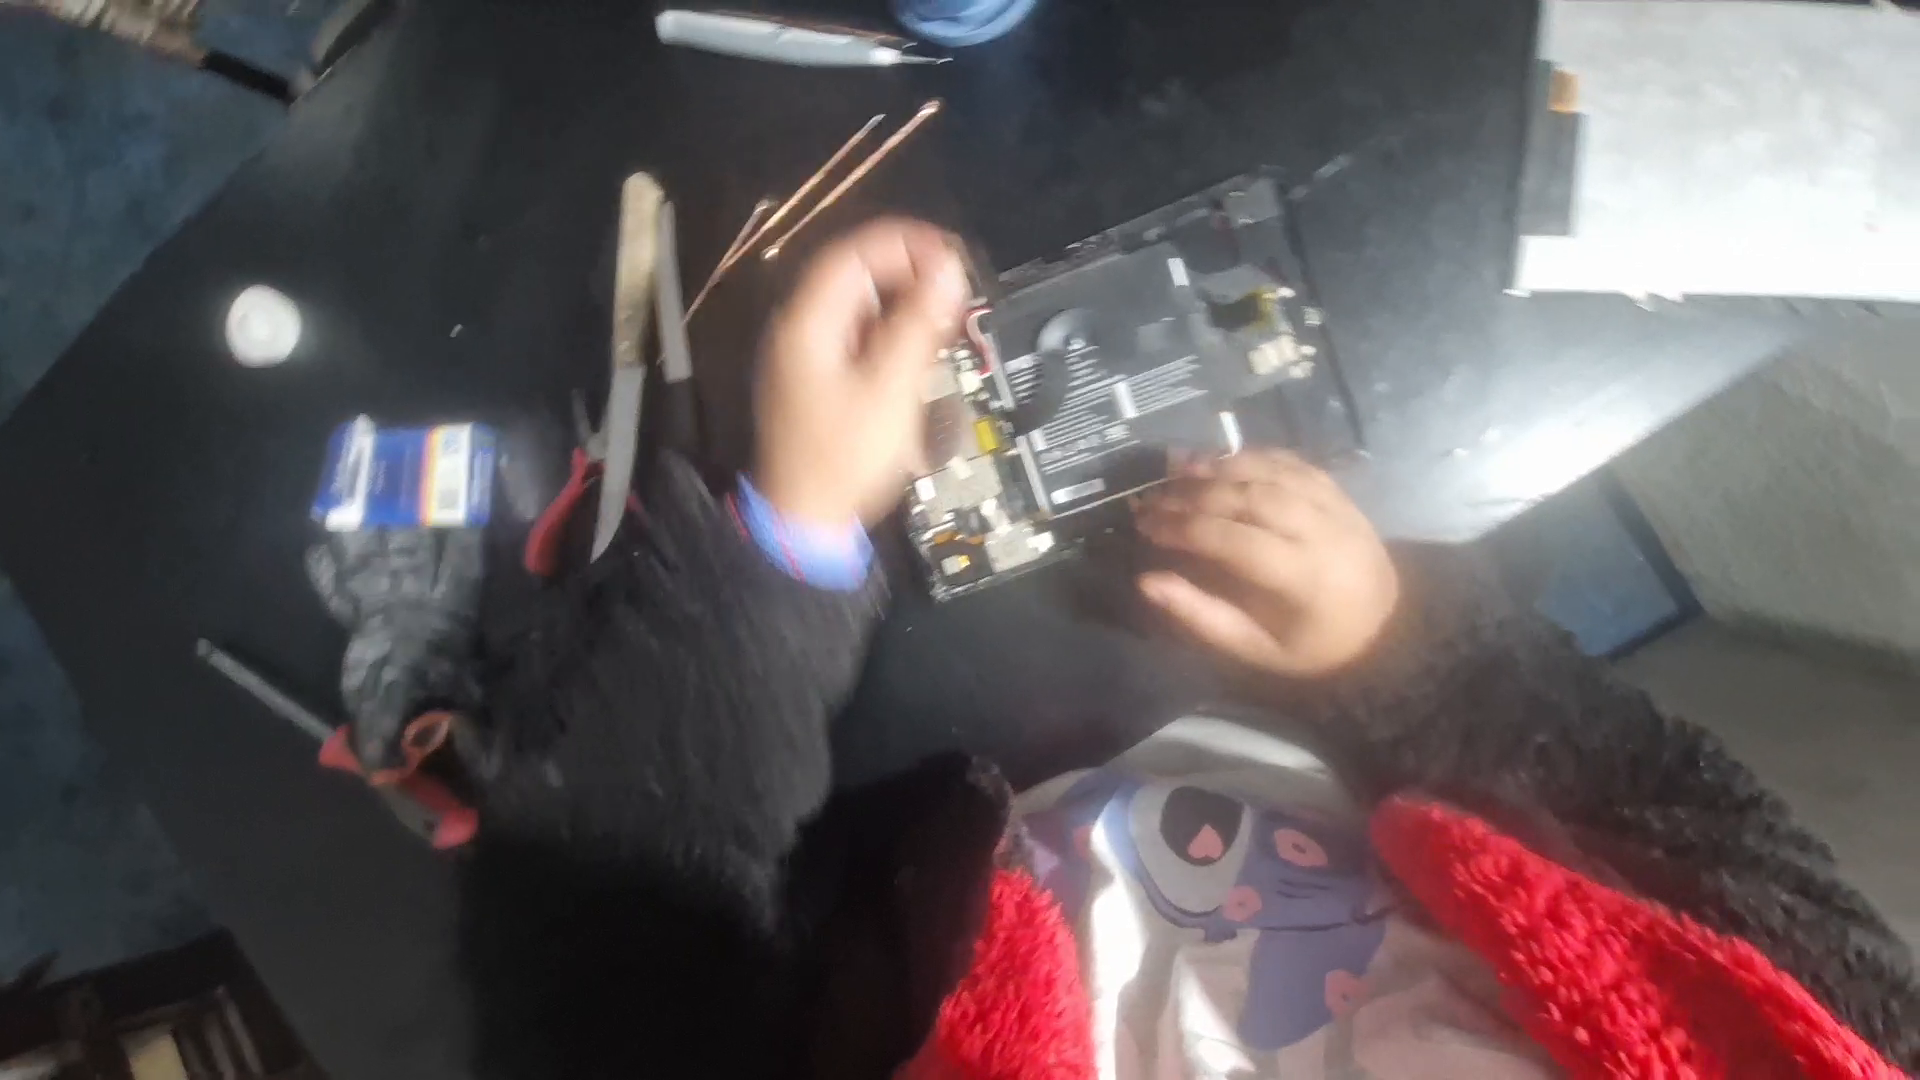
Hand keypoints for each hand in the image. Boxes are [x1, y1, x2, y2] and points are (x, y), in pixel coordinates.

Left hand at [753, 218, 969, 526]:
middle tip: (953, 292)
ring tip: (944, 323)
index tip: (948, 257)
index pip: (854, 256)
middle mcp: (803, 335)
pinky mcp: (823, 385)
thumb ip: (919, 325)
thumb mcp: (890, 388)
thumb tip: (947, 273)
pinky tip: (918, 356)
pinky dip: (893, 338)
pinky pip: (861, 343)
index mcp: (809, 326)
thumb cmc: (842, 461)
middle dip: (910, 277)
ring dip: (905, 309)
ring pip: (862, 313)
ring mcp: (811, 361)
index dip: (904, 245)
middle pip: (858, 281)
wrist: (810, 519)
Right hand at [1133, 450, 1398, 677]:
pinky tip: (1222, 460)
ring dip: (1220, 466)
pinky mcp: (1340, 495)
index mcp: (1303, 579)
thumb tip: (1146, 582)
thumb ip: (1200, 616)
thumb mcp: (1255, 650)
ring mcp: (1336, 508)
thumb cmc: (1312, 648)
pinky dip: (1254, 457)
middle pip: (1251, 498)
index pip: (1233, 541)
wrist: (1387, 632)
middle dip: (1194, 493)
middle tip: (1153, 497)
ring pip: (1272, 473)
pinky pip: (1294, 464)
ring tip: (1176, 468)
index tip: (1145, 526)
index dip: (1184, 529)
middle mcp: (1323, 533)